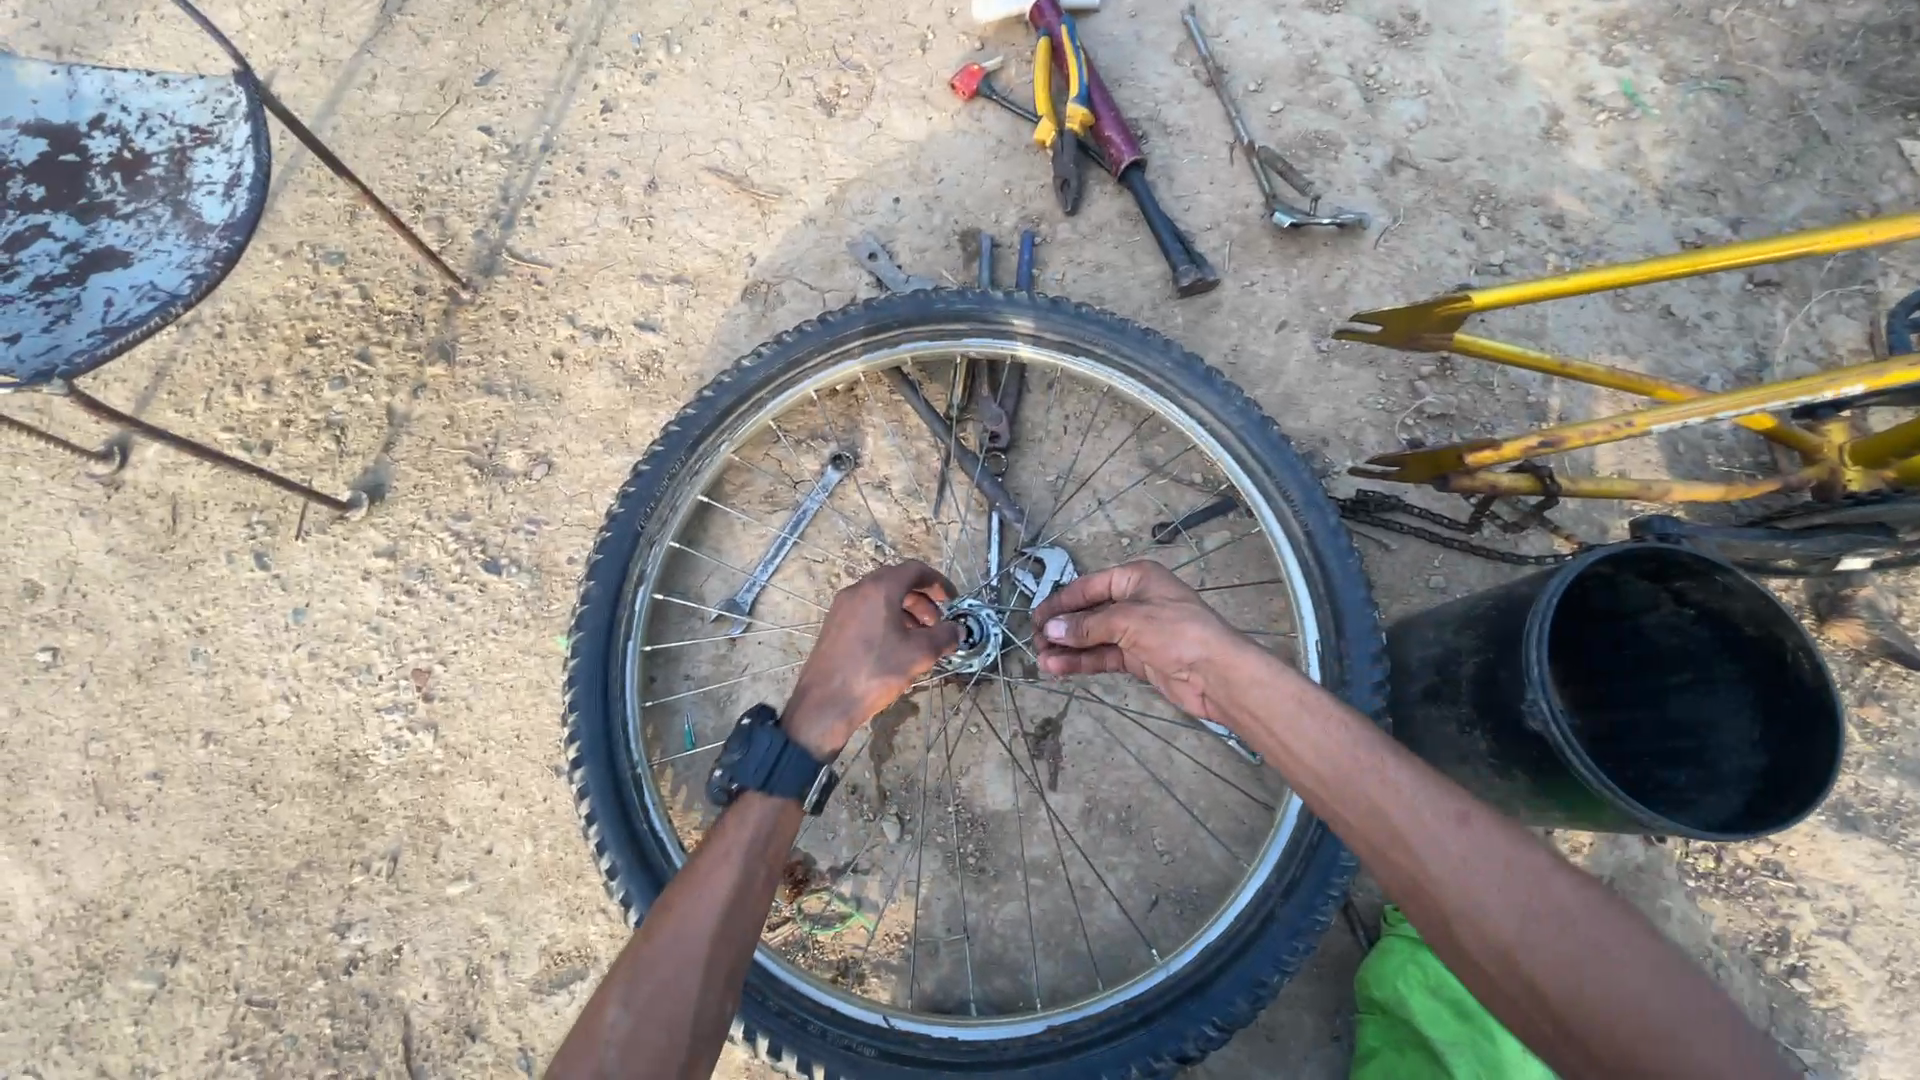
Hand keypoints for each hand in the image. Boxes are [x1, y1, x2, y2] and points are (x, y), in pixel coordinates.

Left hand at [782, 561, 962, 758]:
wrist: (825, 702)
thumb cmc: (875, 671)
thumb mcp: (919, 654)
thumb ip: (943, 637)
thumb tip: (957, 631)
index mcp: (879, 589)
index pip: (914, 570)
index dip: (938, 582)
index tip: (952, 601)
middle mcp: (858, 591)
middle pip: (897, 582)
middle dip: (922, 599)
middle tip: (937, 623)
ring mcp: (842, 607)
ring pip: (881, 598)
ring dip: (906, 610)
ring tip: (920, 637)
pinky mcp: (834, 625)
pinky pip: (867, 611)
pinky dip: (887, 619)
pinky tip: (896, 646)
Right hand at [1033, 561, 1256, 720]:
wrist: (1217, 674)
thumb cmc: (1177, 632)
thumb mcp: (1129, 621)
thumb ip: (1087, 626)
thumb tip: (1050, 629)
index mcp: (1135, 578)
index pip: (1089, 586)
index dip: (1061, 602)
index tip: (1036, 618)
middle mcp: (1135, 601)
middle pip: (1089, 612)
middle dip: (1063, 628)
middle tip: (1036, 642)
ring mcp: (1137, 631)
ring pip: (1094, 637)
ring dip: (1068, 648)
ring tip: (1042, 659)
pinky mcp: (1139, 658)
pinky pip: (1103, 656)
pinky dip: (1082, 661)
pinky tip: (1059, 668)